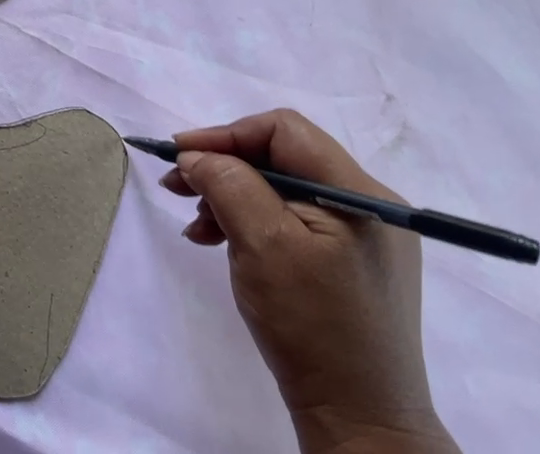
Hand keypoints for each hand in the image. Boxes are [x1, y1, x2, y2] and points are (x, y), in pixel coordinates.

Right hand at [165, 109, 457, 453]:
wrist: (357, 408)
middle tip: (174, 186)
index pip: (284, 131)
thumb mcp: (263, 243)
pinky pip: (284, 218)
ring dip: (226, 195)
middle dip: (220, 166)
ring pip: (276, 188)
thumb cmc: (310, 320)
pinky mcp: (342, 260)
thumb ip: (229, 184)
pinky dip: (243, 220)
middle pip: (279, 157)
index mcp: (358, 194)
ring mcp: (357, 235)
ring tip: (194, 224)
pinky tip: (216, 241)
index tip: (178, 156)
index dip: (225, 135)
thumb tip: (196, 155)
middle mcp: (365, 206)